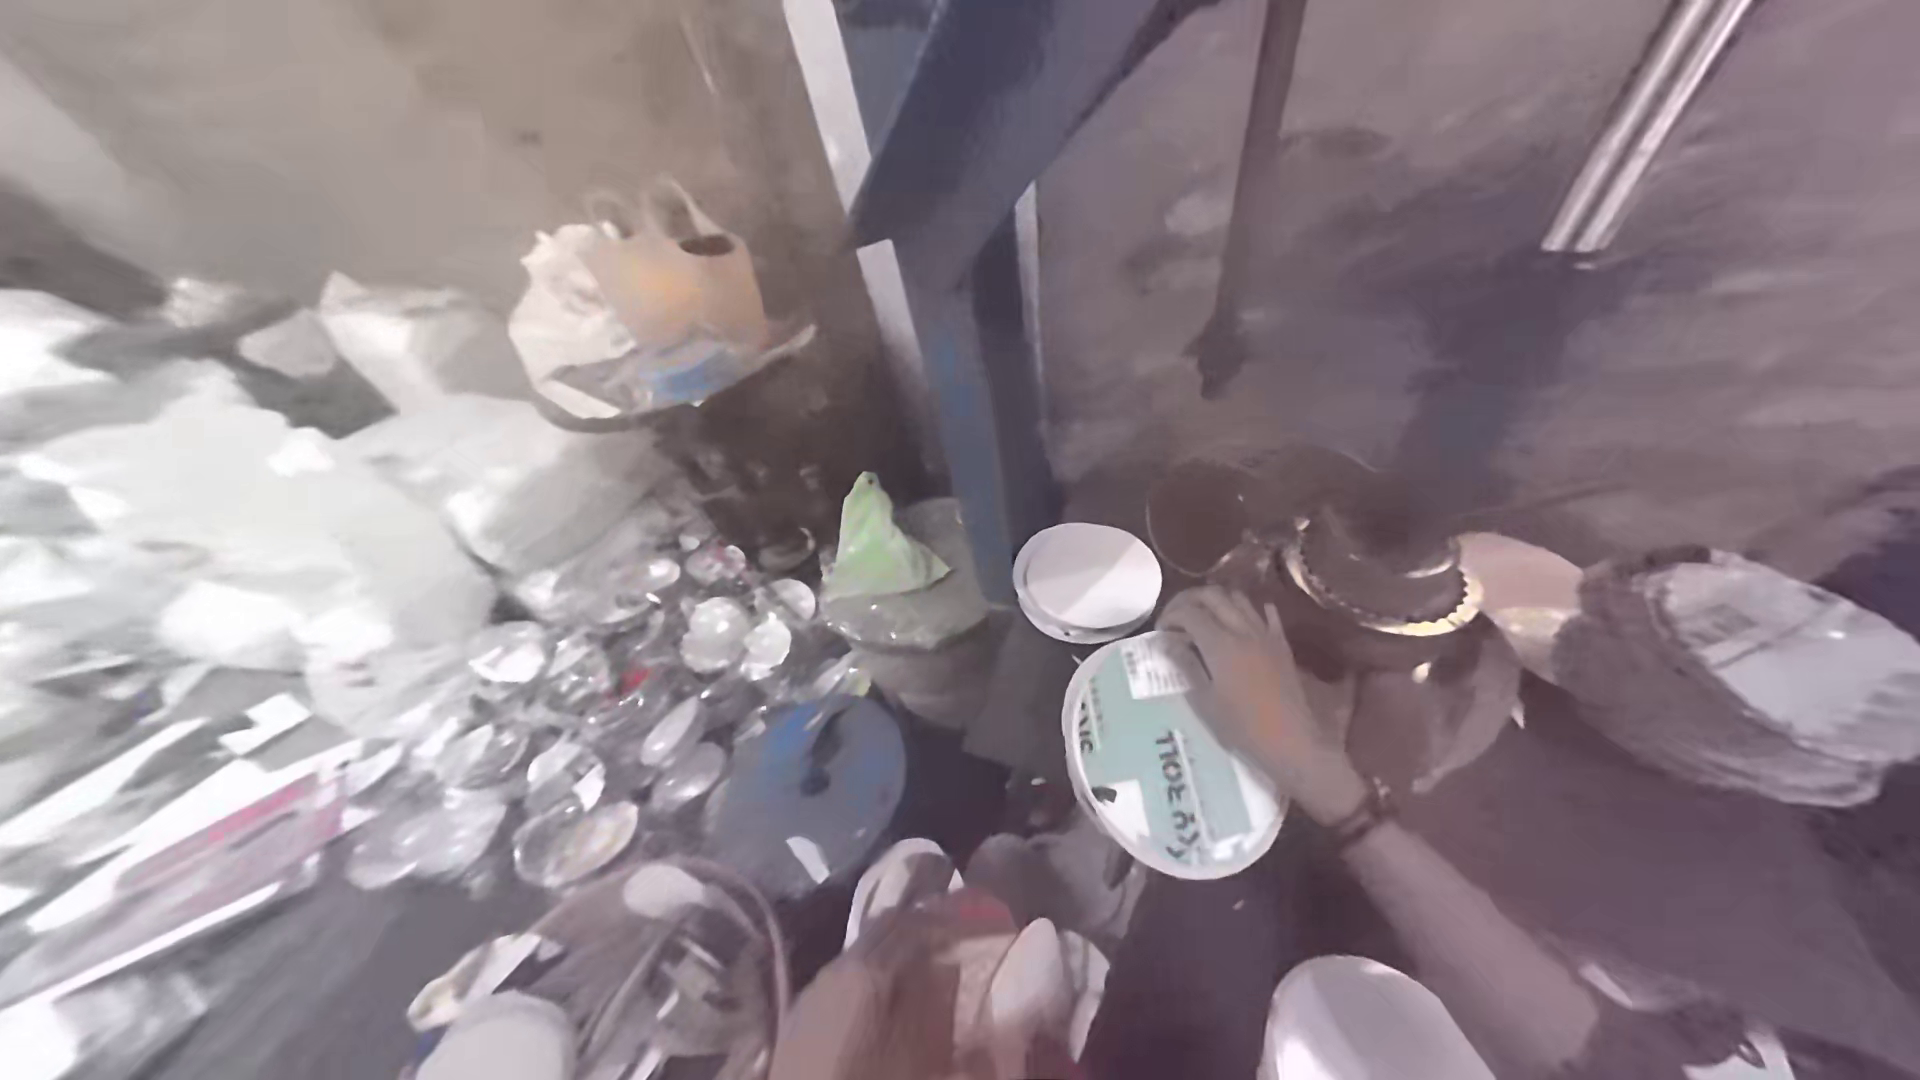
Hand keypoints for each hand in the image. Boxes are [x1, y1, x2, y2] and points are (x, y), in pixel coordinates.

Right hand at [1158, 587, 1367, 823]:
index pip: (1189, 612)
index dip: (1170, 616)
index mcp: (1220, 644)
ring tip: (1202, 616)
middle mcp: (1243, 630)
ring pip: (1237, 598)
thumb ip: (1186, 664)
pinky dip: (1247, 610)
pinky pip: (1264, 614)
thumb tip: (1169, 642)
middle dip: (1188, 599)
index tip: (1161, 631)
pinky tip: (1238, 621)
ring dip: (1215, 600)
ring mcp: (1265, 634)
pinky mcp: (1281, 644)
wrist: (1293, 743)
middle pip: (1212, 595)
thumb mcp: (1204, 699)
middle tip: (1175, 617)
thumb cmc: (1242, 727)